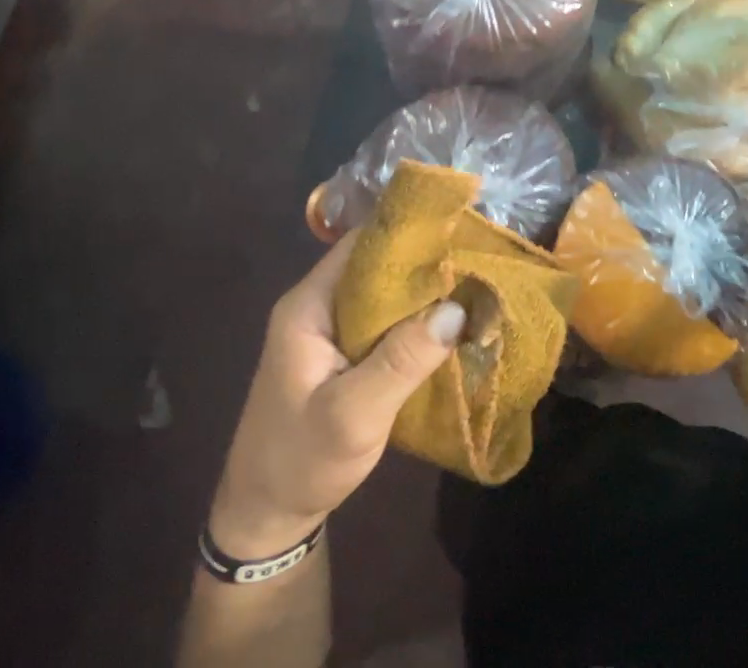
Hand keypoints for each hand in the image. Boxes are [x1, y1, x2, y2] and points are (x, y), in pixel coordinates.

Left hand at [208, 231, 464, 557]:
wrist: (266, 515)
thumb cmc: (301, 460)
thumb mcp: (353, 414)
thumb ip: (402, 360)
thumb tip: (457, 308)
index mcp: (308, 307)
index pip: (360, 245)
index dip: (409, 235)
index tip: (460, 233)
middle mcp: (317, 308)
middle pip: (375, 267)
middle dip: (425, 263)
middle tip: (481, 262)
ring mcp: (329, 333)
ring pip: (384, 297)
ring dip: (424, 295)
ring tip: (478, 288)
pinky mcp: (343, 357)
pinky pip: (384, 325)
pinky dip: (416, 323)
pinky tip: (453, 328)